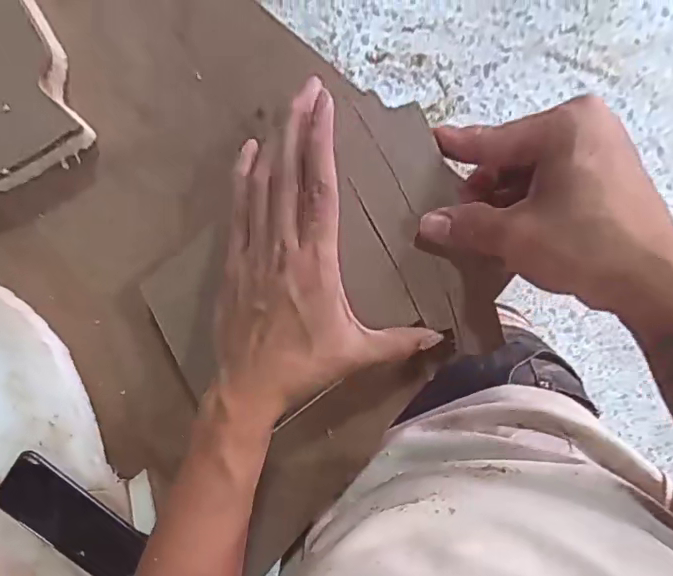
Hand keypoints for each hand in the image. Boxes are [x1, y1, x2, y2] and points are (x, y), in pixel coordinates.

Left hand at [211, 77, 443, 423]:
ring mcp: (254, 256)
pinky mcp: (233, 268)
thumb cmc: (301, 370)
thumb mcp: (354, 355)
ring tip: (282, 112)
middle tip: (306, 90)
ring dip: (273, 147)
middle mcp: (283, 250)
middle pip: (290, 178)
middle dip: (298, 129)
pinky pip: (237, 216)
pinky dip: (241, 183)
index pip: (320, 191)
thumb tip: (438, 337)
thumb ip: (397, 342)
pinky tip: (247, 156)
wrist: (247, 388)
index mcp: (317, 263)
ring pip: (262, 191)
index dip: (322, 144)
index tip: (325, 107)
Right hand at [415, 95, 672, 338]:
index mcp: (564, 126)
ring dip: (501, 205)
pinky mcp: (605, 178)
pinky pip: (550, 186)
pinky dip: (526, 207)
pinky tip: (510, 235)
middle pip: (510, 158)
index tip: (432, 140)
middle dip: (482, 191)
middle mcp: (584, 127)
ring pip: (528, 175)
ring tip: (482, 236)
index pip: (494, 141)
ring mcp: (598, 150)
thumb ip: (467, 225)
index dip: (458, 147)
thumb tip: (428, 223)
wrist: (647, 275)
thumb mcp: (513, 236)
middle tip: (458, 223)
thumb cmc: (582, 245)